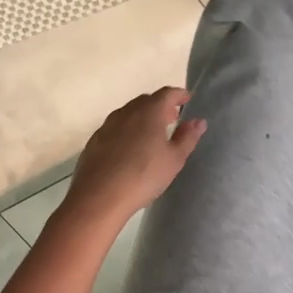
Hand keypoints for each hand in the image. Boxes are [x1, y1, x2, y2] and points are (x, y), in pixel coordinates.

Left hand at [58, 87, 205, 227]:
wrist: (98, 199)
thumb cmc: (143, 176)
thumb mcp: (174, 159)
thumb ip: (188, 137)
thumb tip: (198, 121)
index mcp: (150, 111)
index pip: (167, 93)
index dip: (179, 95)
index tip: (187, 100)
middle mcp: (128, 112)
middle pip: (147, 100)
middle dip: (160, 106)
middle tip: (171, 119)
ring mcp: (107, 126)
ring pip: (129, 113)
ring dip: (142, 117)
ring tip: (150, 134)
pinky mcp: (94, 141)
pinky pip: (114, 128)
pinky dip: (126, 130)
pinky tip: (128, 149)